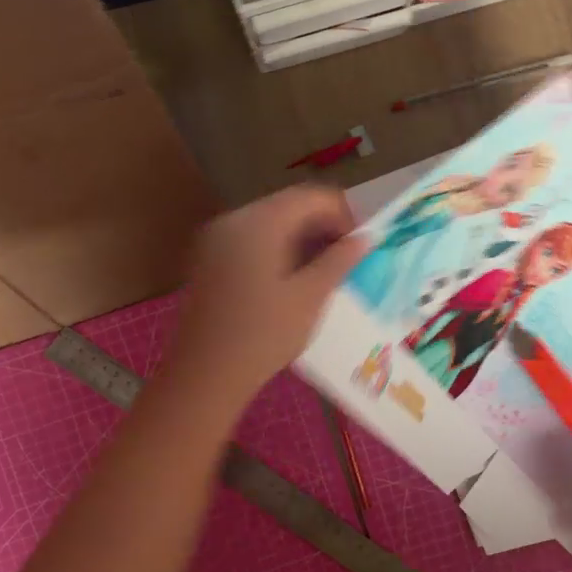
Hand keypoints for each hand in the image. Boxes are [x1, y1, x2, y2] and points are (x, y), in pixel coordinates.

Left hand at [170, 185, 367, 396]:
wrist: (205, 374)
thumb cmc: (264, 335)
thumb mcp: (310, 297)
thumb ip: (339, 260)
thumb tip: (365, 237)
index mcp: (260, 221)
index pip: (312, 196)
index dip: (343, 214)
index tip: (359, 247)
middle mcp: (234, 219)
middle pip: (289, 205)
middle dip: (322, 227)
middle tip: (345, 262)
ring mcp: (217, 239)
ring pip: (270, 223)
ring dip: (301, 239)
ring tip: (322, 274)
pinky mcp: (209, 259)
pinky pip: (251, 240)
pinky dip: (277, 250)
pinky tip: (291, 282)